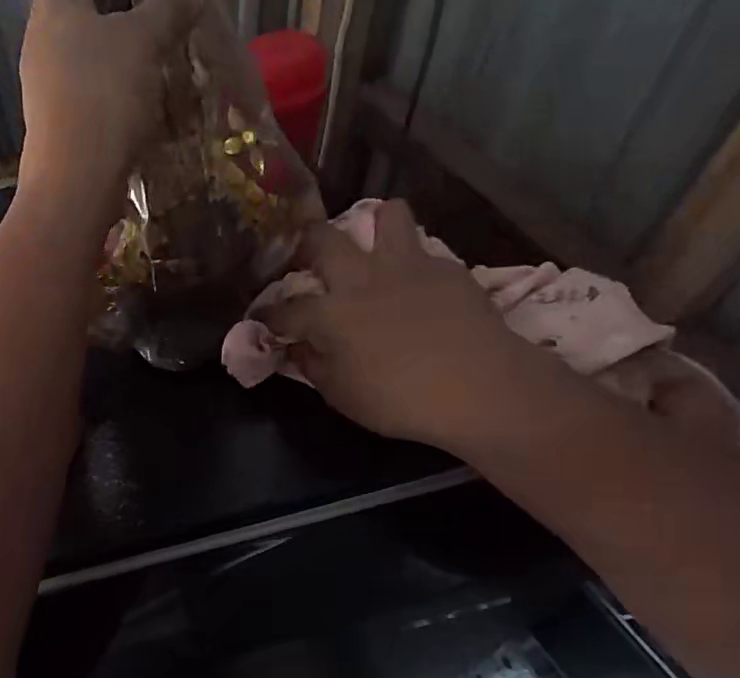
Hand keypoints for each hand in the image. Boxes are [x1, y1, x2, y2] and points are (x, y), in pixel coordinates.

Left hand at [16, 0, 200, 220]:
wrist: (76, 188)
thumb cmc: (104, 98)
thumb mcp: (144, 42)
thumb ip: (168, 11)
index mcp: (52, 9)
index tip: (150, 6)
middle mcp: (41, 48)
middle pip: (90, 23)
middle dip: (130, 27)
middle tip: (166, 33)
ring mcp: (47, 95)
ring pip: (95, 67)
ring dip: (130, 69)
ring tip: (166, 74)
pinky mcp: (60, 134)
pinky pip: (96, 105)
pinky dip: (123, 105)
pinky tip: (149, 114)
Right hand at [261, 199, 546, 443]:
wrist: (477, 386)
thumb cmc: (397, 400)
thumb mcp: (340, 394)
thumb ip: (313, 365)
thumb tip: (297, 347)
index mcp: (330, 314)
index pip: (285, 309)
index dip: (268, 314)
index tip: (262, 319)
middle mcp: (362, 278)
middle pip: (322, 239)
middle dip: (304, 246)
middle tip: (305, 262)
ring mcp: (407, 266)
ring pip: (386, 214)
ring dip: (372, 225)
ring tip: (370, 248)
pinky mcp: (446, 268)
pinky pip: (422, 248)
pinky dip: (410, 260)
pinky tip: (413, 284)